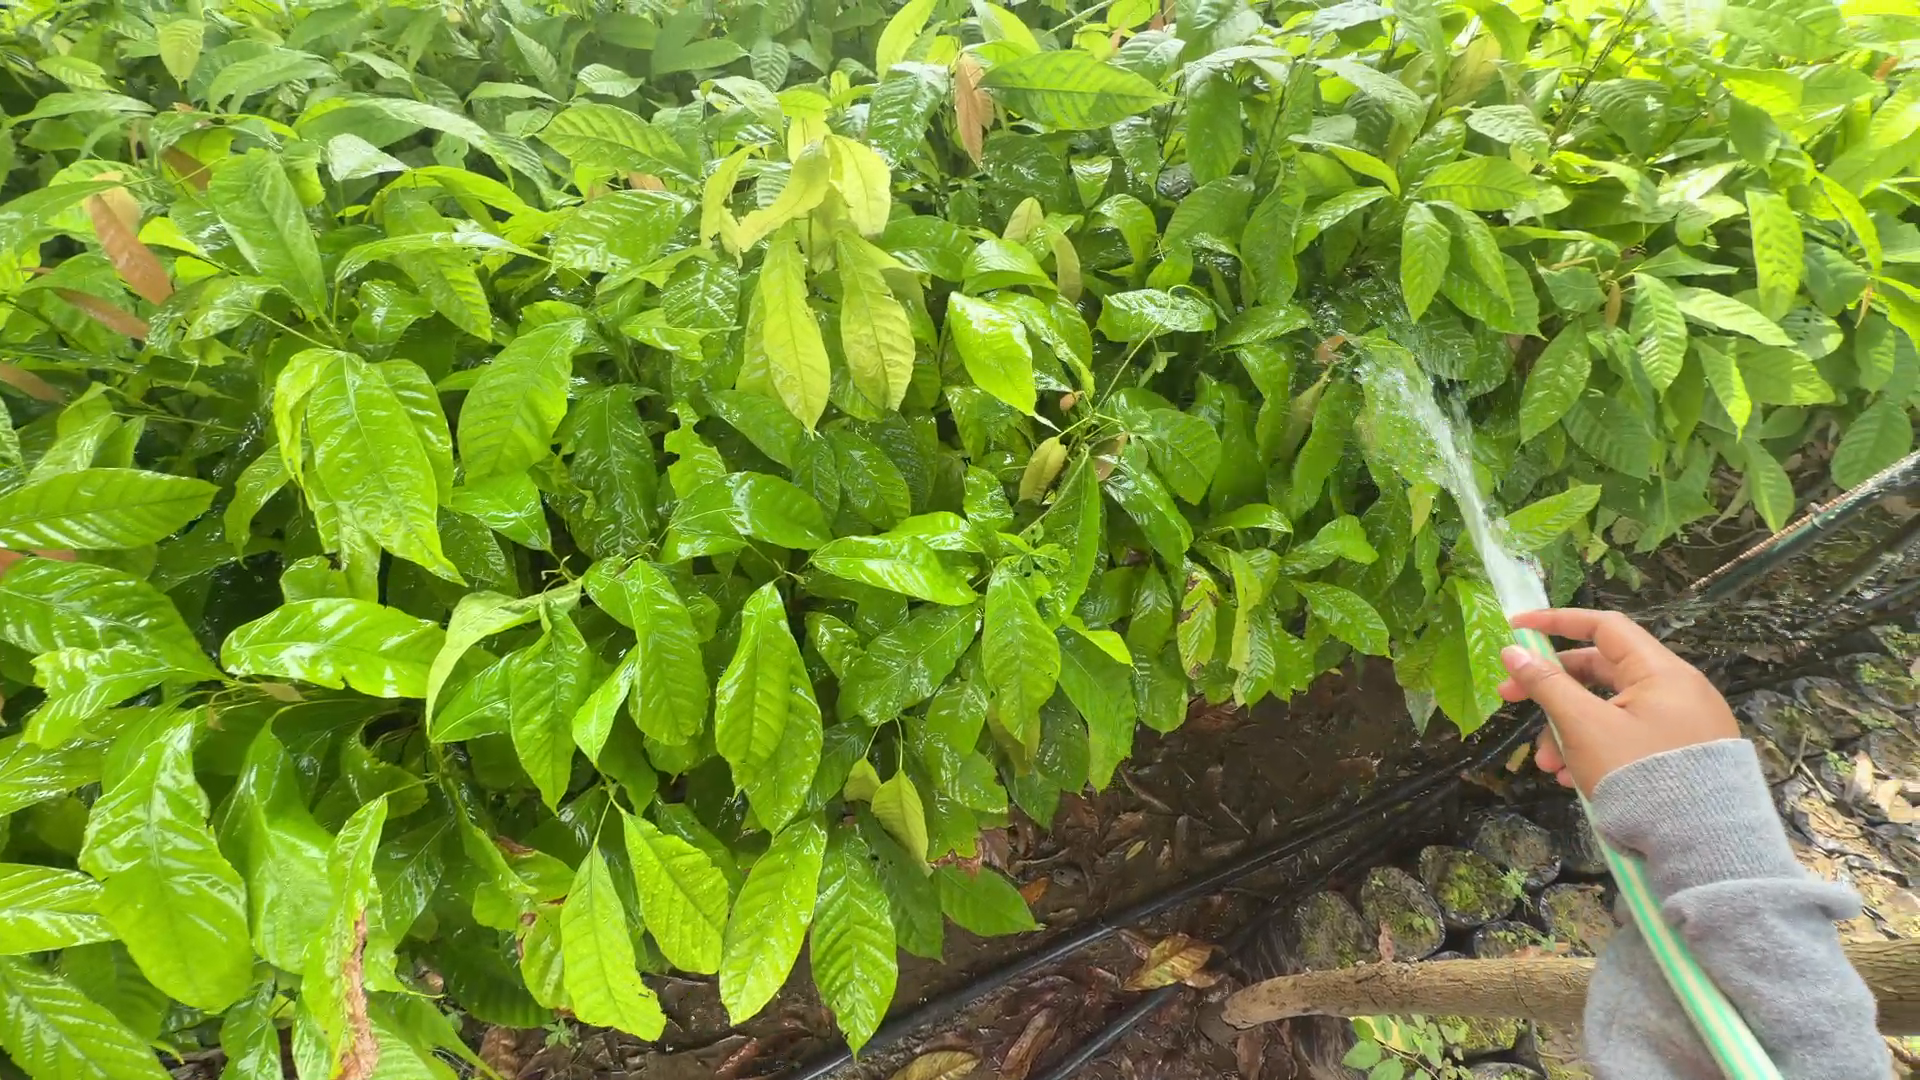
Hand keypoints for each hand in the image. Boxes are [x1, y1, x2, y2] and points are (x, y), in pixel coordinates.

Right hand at [1496, 608, 1739, 794]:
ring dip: (1564, 727)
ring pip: (1604, 709)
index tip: (1514, 628)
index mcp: (1662, 674)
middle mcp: (1676, 692)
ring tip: (1547, 763)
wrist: (1706, 850)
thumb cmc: (1639, 773)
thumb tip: (1513, 652)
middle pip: (1598, 671)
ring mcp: (1679, 725)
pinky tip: (1572, 777)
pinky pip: (1622, 735)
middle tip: (1509, 698)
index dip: (1556, 621)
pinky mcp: (1677, 754)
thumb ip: (1545, 684)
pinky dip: (1589, 747)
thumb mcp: (1581, 724)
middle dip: (1549, 688)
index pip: (1604, 627)